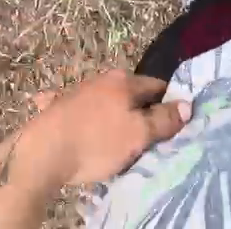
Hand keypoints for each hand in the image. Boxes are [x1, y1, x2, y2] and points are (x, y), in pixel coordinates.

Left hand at [0, 70, 190, 228]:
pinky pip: (82, 109)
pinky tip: (81, 125)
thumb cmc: (96, 142)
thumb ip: (163, 120)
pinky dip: (88, 117)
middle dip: (142, 110)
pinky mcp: (61, 106)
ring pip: (109, 101)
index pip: (157, 86)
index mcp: (125, 81)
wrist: (44, 150)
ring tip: (119, 139)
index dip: (168, 103)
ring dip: (116, 115)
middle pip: (133, 93)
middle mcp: (104, 79)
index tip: (172, 123)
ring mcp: (80, 90)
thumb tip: (187, 104)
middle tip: (147, 136)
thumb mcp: (137, 135)